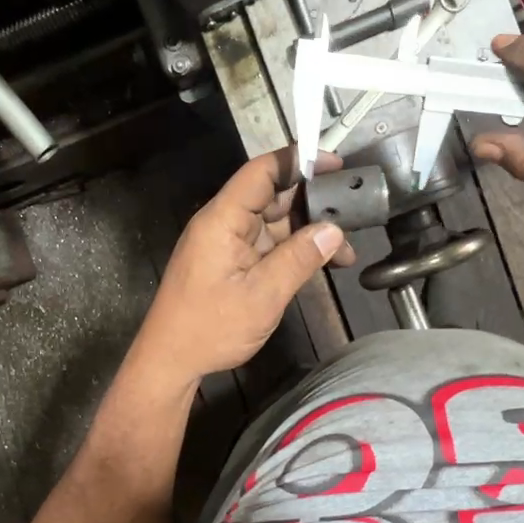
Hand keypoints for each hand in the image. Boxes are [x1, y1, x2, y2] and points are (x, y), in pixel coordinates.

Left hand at [133, 148, 353, 384]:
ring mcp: (226, 244)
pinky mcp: (231, 264)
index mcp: (222, 220)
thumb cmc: (210, 328)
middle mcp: (223, 224)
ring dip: (308, 233)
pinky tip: (322, 264)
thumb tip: (334, 231)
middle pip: (272, 196)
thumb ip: (299, 258)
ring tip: (346, 250)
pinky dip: (294, 252)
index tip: (335, 163)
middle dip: (313, 202)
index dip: (298, 160)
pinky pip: (267, 246)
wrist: (170, 362)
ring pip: (274, 223)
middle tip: (353, 212)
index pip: (261, 172)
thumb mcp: (262, 295)